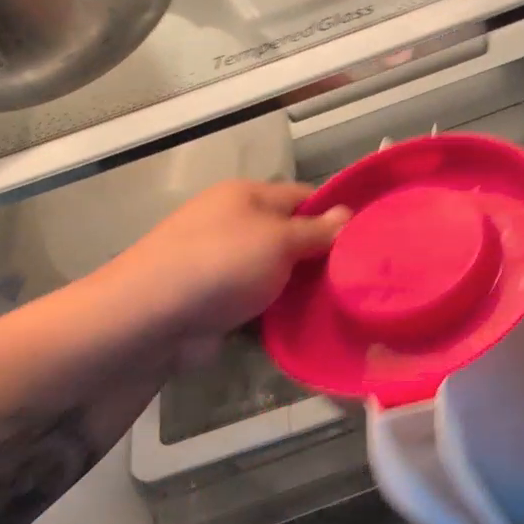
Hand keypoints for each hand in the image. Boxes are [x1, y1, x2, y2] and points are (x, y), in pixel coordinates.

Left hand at [85, 180, 349, 366]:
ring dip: (306, 291)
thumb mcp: (279, 240)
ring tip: (346, 306)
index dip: (337, 216)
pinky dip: (284, 315)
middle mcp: (236, 225)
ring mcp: (226, 265)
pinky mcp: (221, 302)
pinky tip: (312, 326)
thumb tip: (349, 215)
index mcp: (247, 197)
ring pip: (281, 275)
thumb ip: (318, 230)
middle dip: (324, 258)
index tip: (370, 242)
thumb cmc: (221, 265)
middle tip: (363, 280)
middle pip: (294, 237)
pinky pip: (264, 304)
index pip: (305, 197)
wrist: (153, 318)